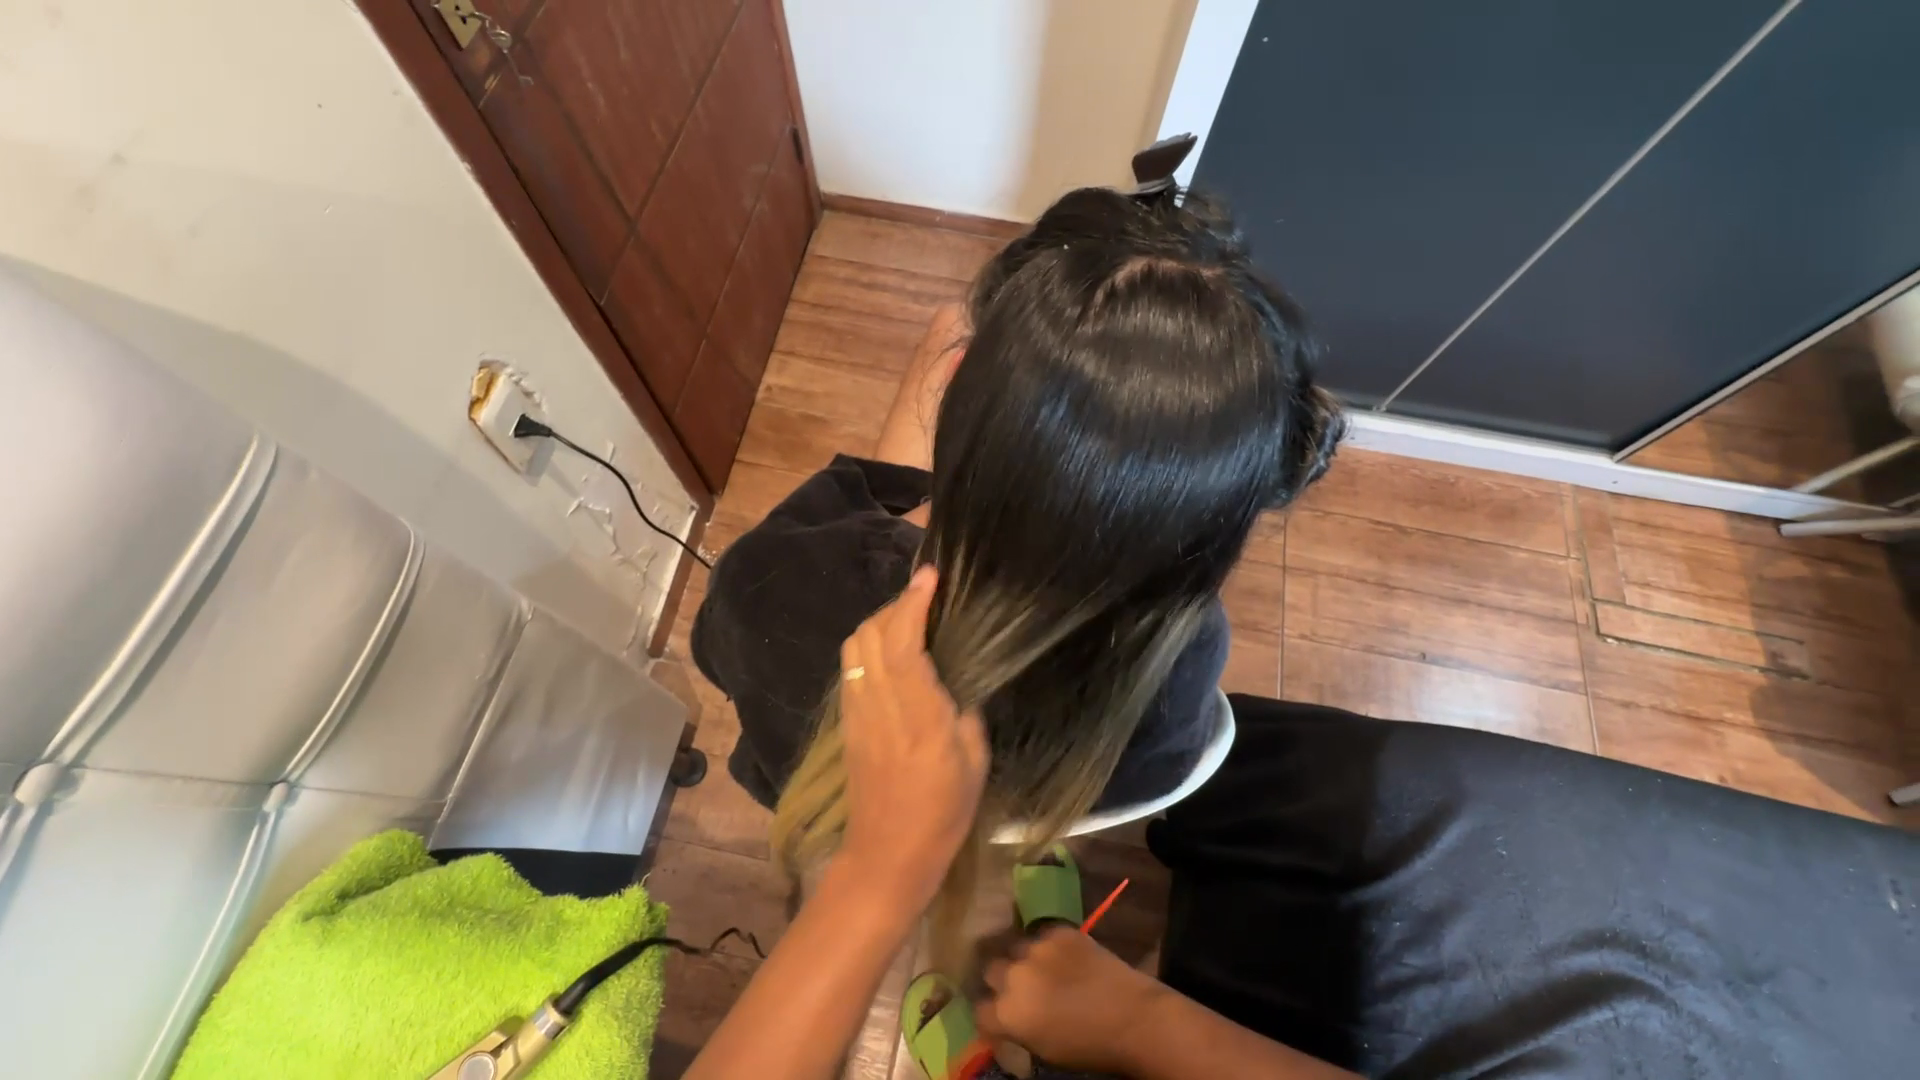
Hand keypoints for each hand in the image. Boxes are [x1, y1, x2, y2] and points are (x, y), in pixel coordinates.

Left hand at [836, 566, 989, 906]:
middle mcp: (881, 707)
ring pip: (855, 648)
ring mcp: (857, 713)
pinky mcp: (847, 723)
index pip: (905, 644)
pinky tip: (890, 649)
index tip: (930, 576)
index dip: (913, 604)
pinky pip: (852, 668)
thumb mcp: (974, 761)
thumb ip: (965, 711)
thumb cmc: (943, 814)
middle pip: (871, 636)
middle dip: (895, 605)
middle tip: (924, 594)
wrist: (887, 854)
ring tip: (908, 616)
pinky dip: (868, 645)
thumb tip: (956, 680)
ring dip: (878, 621)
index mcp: (918, 716)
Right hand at [976, 926, 1168, 1074]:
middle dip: (1001, 980)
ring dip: (1024, 959)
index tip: (999, 1017)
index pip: (979, 1009)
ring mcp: (1037, 948)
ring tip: (1043, 968)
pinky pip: (1043, 934)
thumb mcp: (1044, 1050)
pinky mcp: (1060, 931)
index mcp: (1008, 1012)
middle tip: (1021, 989)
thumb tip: (1009, 1020)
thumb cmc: (1090, 1047)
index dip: (990, 1015)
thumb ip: (1019, 1029)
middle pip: (991, 970)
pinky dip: (1050, 946)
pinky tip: (1065, 957)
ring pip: (1016, 947)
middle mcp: (1015, 975)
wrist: (1133, 1018)